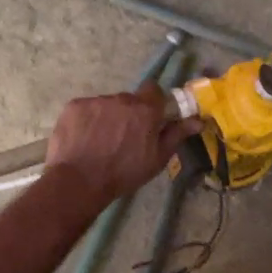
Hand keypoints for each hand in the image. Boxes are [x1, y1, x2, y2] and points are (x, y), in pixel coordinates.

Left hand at [46, 86, 200, 197]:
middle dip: (129, 113)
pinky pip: (86, 109)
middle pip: (129, 100)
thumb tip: (198, 120)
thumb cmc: (124, 173)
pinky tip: (83, 139)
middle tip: (124, 136)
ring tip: (100, 141)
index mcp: (146, 109)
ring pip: (107, 105)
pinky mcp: (73, 106)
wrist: (79, 182)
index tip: (149, 119)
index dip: (153, 103)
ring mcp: (95, 101)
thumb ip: (177, 134)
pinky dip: (87, 120)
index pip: (154, 90)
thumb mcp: (157, 158)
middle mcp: (122, 99)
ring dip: (107, 117)